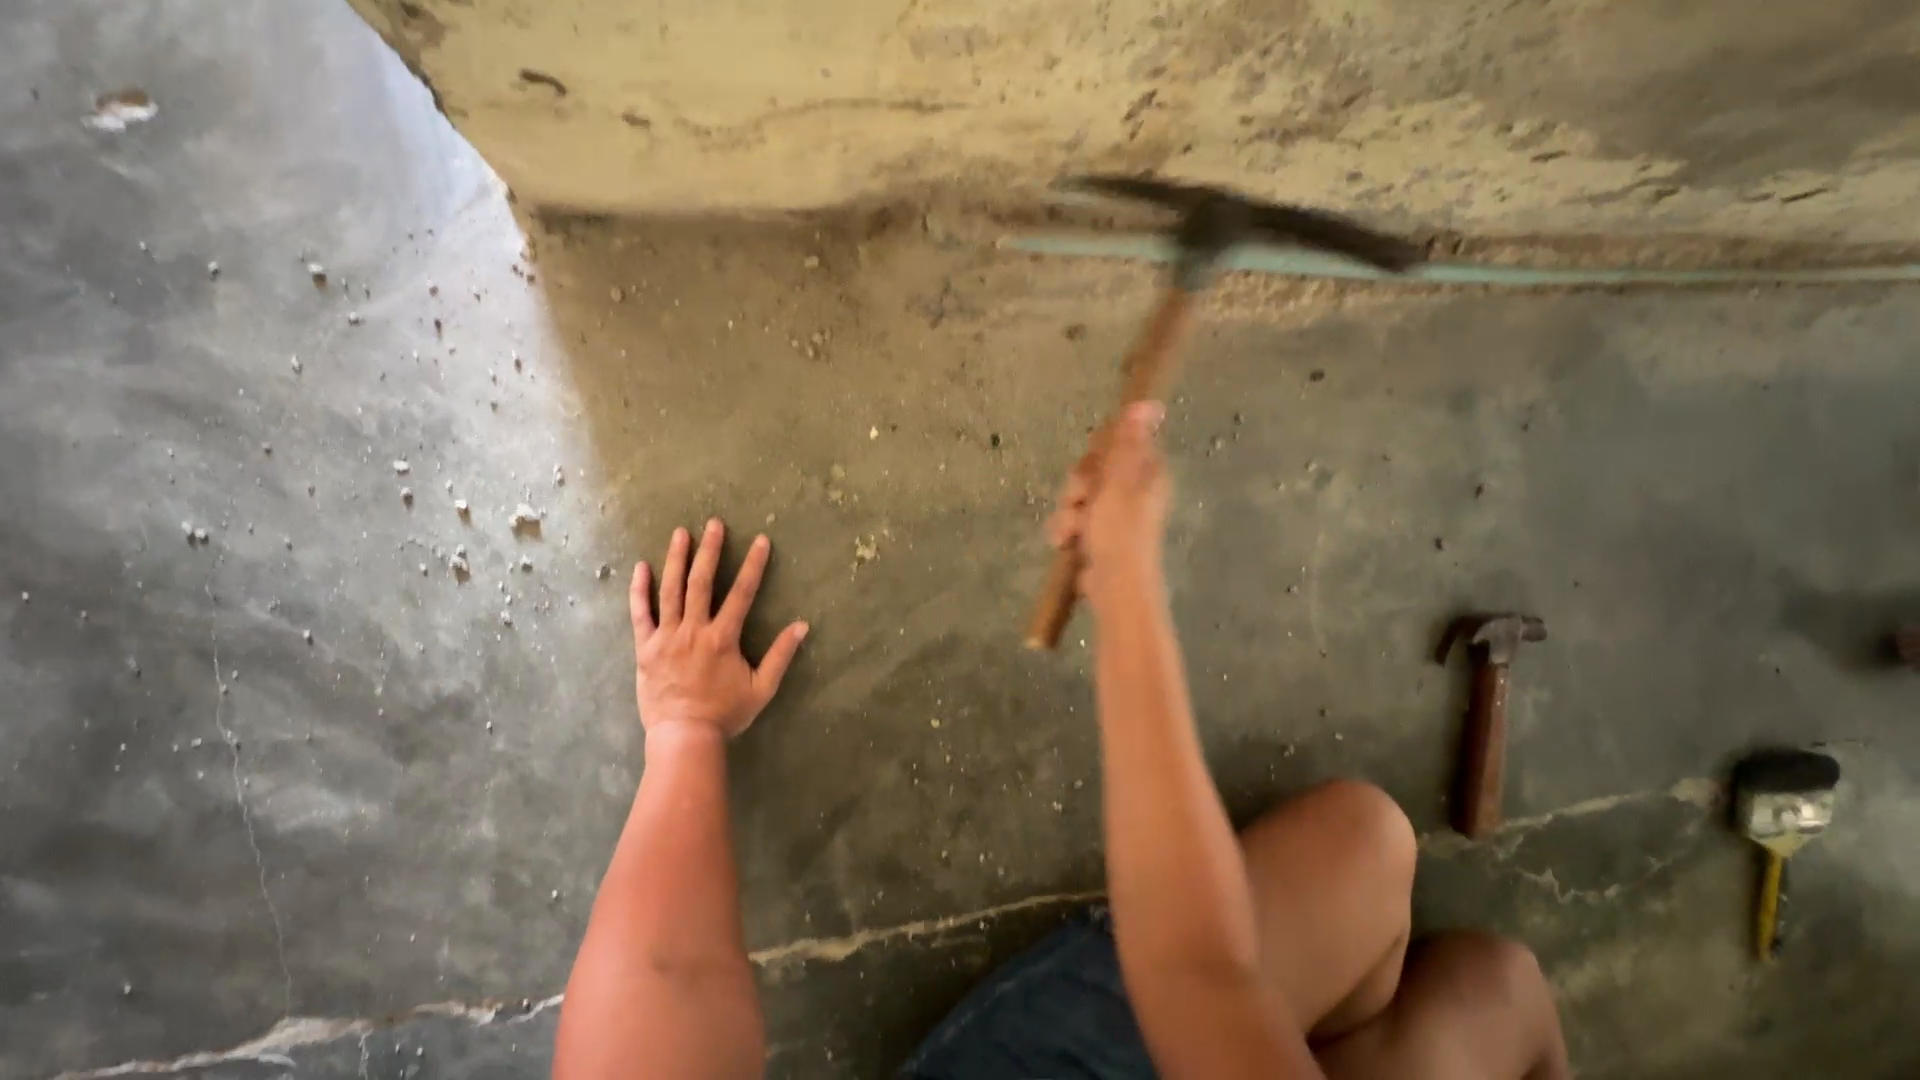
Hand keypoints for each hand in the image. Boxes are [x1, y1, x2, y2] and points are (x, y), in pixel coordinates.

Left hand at [630, 519, 808, 738]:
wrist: (683, 737)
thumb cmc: (725, 714)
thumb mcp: (762, 688)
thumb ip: (781, 655)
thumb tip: (802, 626)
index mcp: (723, 638)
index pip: (742, 593)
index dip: (754, 565)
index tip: (761, 540)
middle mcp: (694, 630)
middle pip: (702, 582)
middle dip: (711, 550)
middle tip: (715, 523)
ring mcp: (666, 637)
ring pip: (670, 590)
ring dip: (676, 559)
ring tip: (681, 533)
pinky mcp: (644, 648)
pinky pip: (640, 613)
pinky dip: (640, 589)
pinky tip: (642, 567)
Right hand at [1045, 401, 1170, 609]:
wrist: (1115, 583)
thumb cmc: (1120, 530)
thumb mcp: (1121, 479)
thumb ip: (1128, 442)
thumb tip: (1150, 402)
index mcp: (1146, 471)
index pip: (1117, 443)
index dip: (1097, 453)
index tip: (1092, 467)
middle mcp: (1132, 489)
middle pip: (1092, 469)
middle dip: (1077, 486)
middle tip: (1080, 500)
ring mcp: (1114, 514)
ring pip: (1078, 496)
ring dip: (1067, 512)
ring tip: (1071, 530)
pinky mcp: (1097, 534)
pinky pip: (1072, 520)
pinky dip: (1066, 530)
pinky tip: (1065, 542)